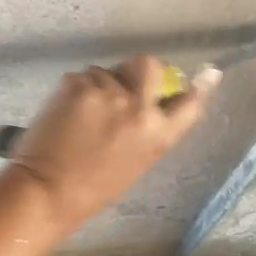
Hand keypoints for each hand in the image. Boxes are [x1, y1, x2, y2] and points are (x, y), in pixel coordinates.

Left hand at [8, 54, 219, 225]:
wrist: (47, 190)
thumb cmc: (93, 186)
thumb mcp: (137, 161)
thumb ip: (151, 131)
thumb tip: (156, 106)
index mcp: (158, 135)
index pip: (190, 103)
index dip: (199, 86)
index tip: (208, 73)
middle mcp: (139, 109)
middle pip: (149, 64)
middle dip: (141, 68)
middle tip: (125, 82)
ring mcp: (108, 92)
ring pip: (108, 71)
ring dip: (100, 85)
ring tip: (83, 114)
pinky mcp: (79, 84)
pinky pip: (84, 76)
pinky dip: (77, 90)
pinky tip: (67, 113)